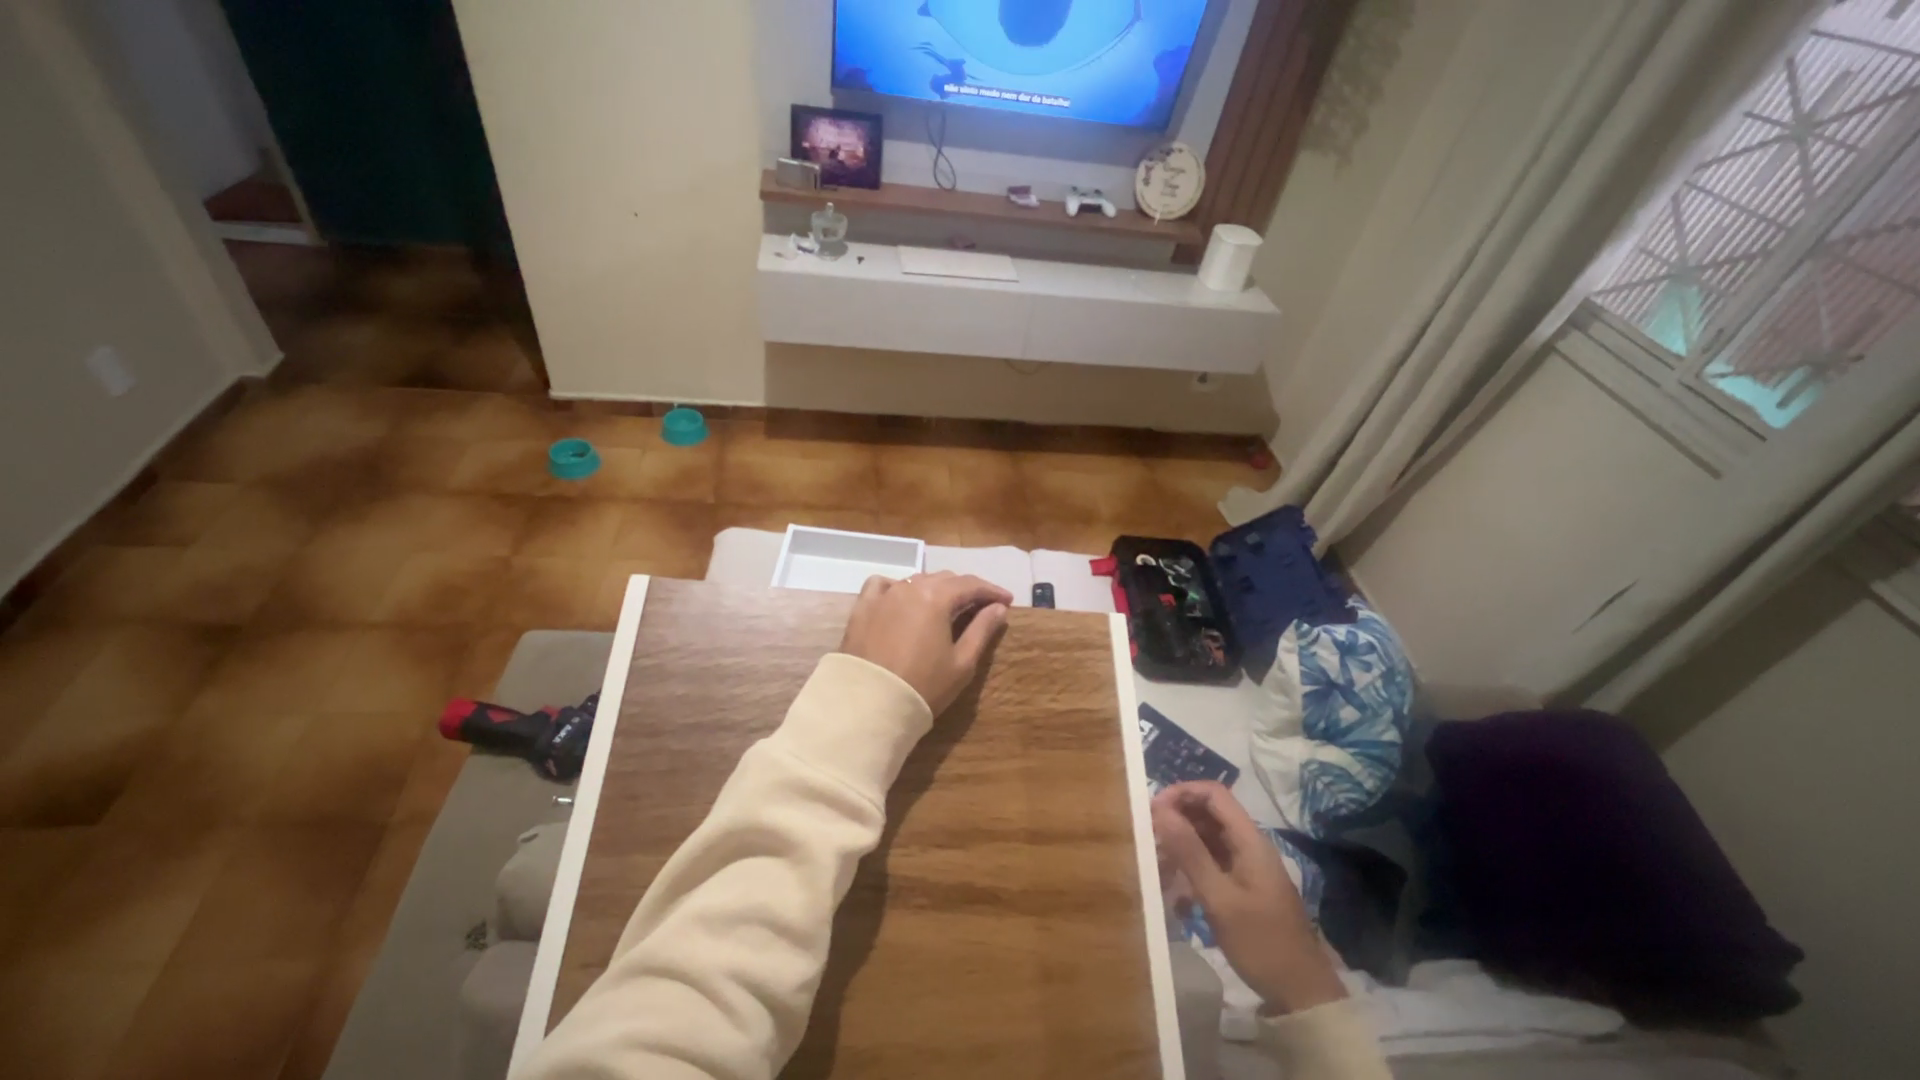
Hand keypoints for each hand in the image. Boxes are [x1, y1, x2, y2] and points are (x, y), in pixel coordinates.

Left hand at [839, 572, 1012, 716]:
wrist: (870, 704)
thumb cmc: (923, 685)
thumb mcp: (962, 662)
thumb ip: (983, 629)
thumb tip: (999, 607)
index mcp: (936, 597)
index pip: (971, 585)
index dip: (992, 591)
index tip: (1007, 600)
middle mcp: (909, 587)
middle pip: (944, 579)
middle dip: (966, 589)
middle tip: (981, 606)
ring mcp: (883, 595)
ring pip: (916, 581)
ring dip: (936, 589)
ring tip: (947, 605)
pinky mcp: (862, 607)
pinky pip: (882, 585)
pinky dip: (898, 587)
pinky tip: (903, 599)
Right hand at [1152, 781, 1347, 1014]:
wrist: (1299, 991)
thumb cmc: (1260, 942)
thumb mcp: (1219, 899)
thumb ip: (1190, 853)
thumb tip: (1160, 810)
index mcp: (1250, 840)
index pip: (1214, 794)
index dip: (1181, 793)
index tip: (1152, 811)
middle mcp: (1249, 845)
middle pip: (1209, 813)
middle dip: (1177, 819)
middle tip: (1148, 839)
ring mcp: (1247, 866)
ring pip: (1208, 838)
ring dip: (1181, 844)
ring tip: (1156, 864)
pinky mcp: (1242, 886)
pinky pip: (1212, 862)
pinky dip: (1190, 867)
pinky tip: (1173, 888)